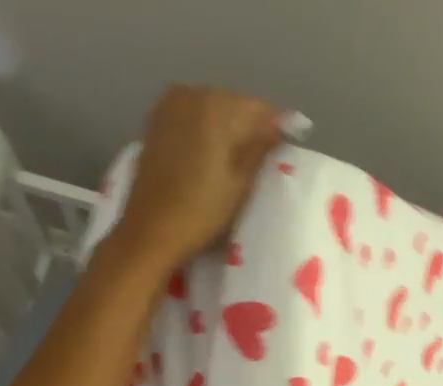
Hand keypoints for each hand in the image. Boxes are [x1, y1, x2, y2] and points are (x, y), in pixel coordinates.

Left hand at [108, 85, 282, 272]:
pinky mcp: (155, 124)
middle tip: (265, 151)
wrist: (149, 233)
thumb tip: (280, 124)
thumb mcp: (241, 182)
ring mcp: (168, 106)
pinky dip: (205, 132)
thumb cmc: (200, 212)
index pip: (260, 108)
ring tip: (239, 156)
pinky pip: (191, 118)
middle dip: (250, 124)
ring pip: (212, 109)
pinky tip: (212, 154)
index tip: (294, 138)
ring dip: (227, 128)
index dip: (279, 124)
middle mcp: (191, 95)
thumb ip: (260, 146)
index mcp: (216, 105)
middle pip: (234, 104)